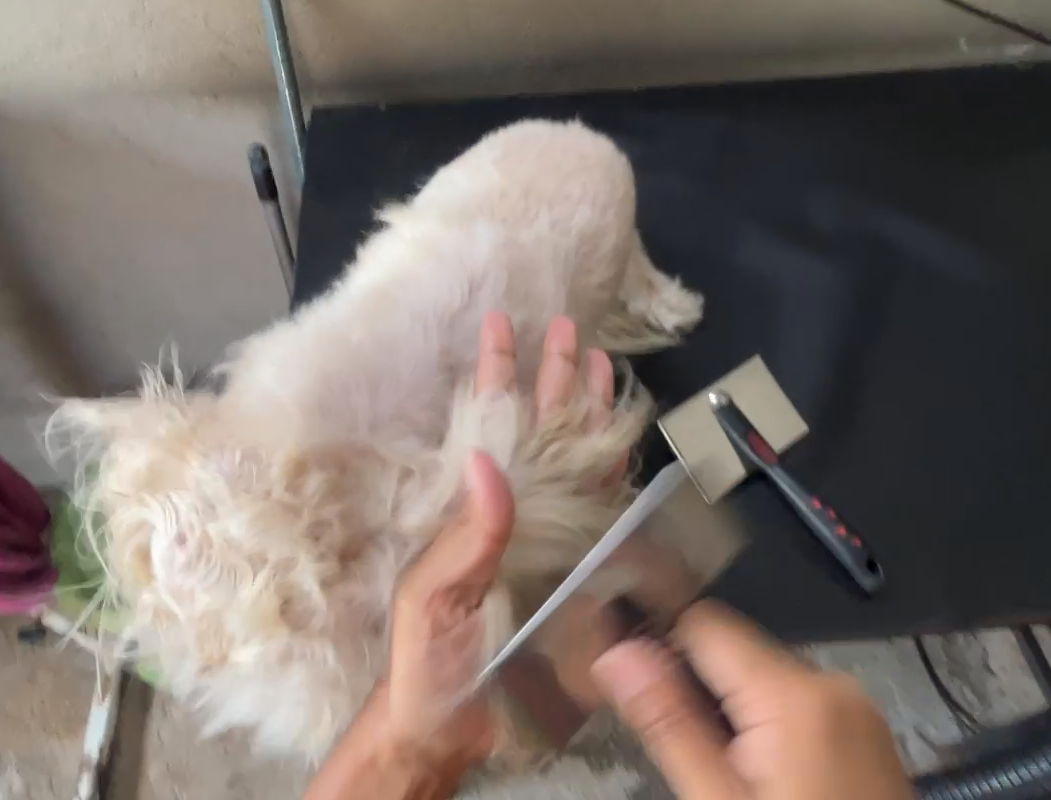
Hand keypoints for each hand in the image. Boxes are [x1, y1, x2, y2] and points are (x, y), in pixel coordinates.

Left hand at [305, 313, 614, 799]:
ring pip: (575, 454)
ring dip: (585, 405)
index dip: (498, 372)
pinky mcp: (578, 567)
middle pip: (540, 427)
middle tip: (563, 325)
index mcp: (475, 506)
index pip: (492, 425)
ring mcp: (549, 533)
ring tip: (592, 357)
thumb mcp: (435, 598)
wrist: (453, 726)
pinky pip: (602, 507)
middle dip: (550, 373)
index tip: (499, 324)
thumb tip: (485, 462)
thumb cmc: (430, 662)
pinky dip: (615, 467)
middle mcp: (515, 509)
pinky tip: (620, 435)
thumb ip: (465, 537)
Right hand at [593, 602, 912, 799]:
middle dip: (701, 691)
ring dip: (733, 712)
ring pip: (761, 677)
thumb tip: (616, 654)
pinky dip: (768, 727)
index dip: (661, 646)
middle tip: (692, 759)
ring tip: (733, 780)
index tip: (640, 687)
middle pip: (733, 651)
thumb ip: (668, 722)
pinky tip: (770, 782)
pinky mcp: (866, 733)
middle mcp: (832, 684)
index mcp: (795, 694)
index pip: (702, 623)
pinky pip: (796, 703)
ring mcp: (857, 709)